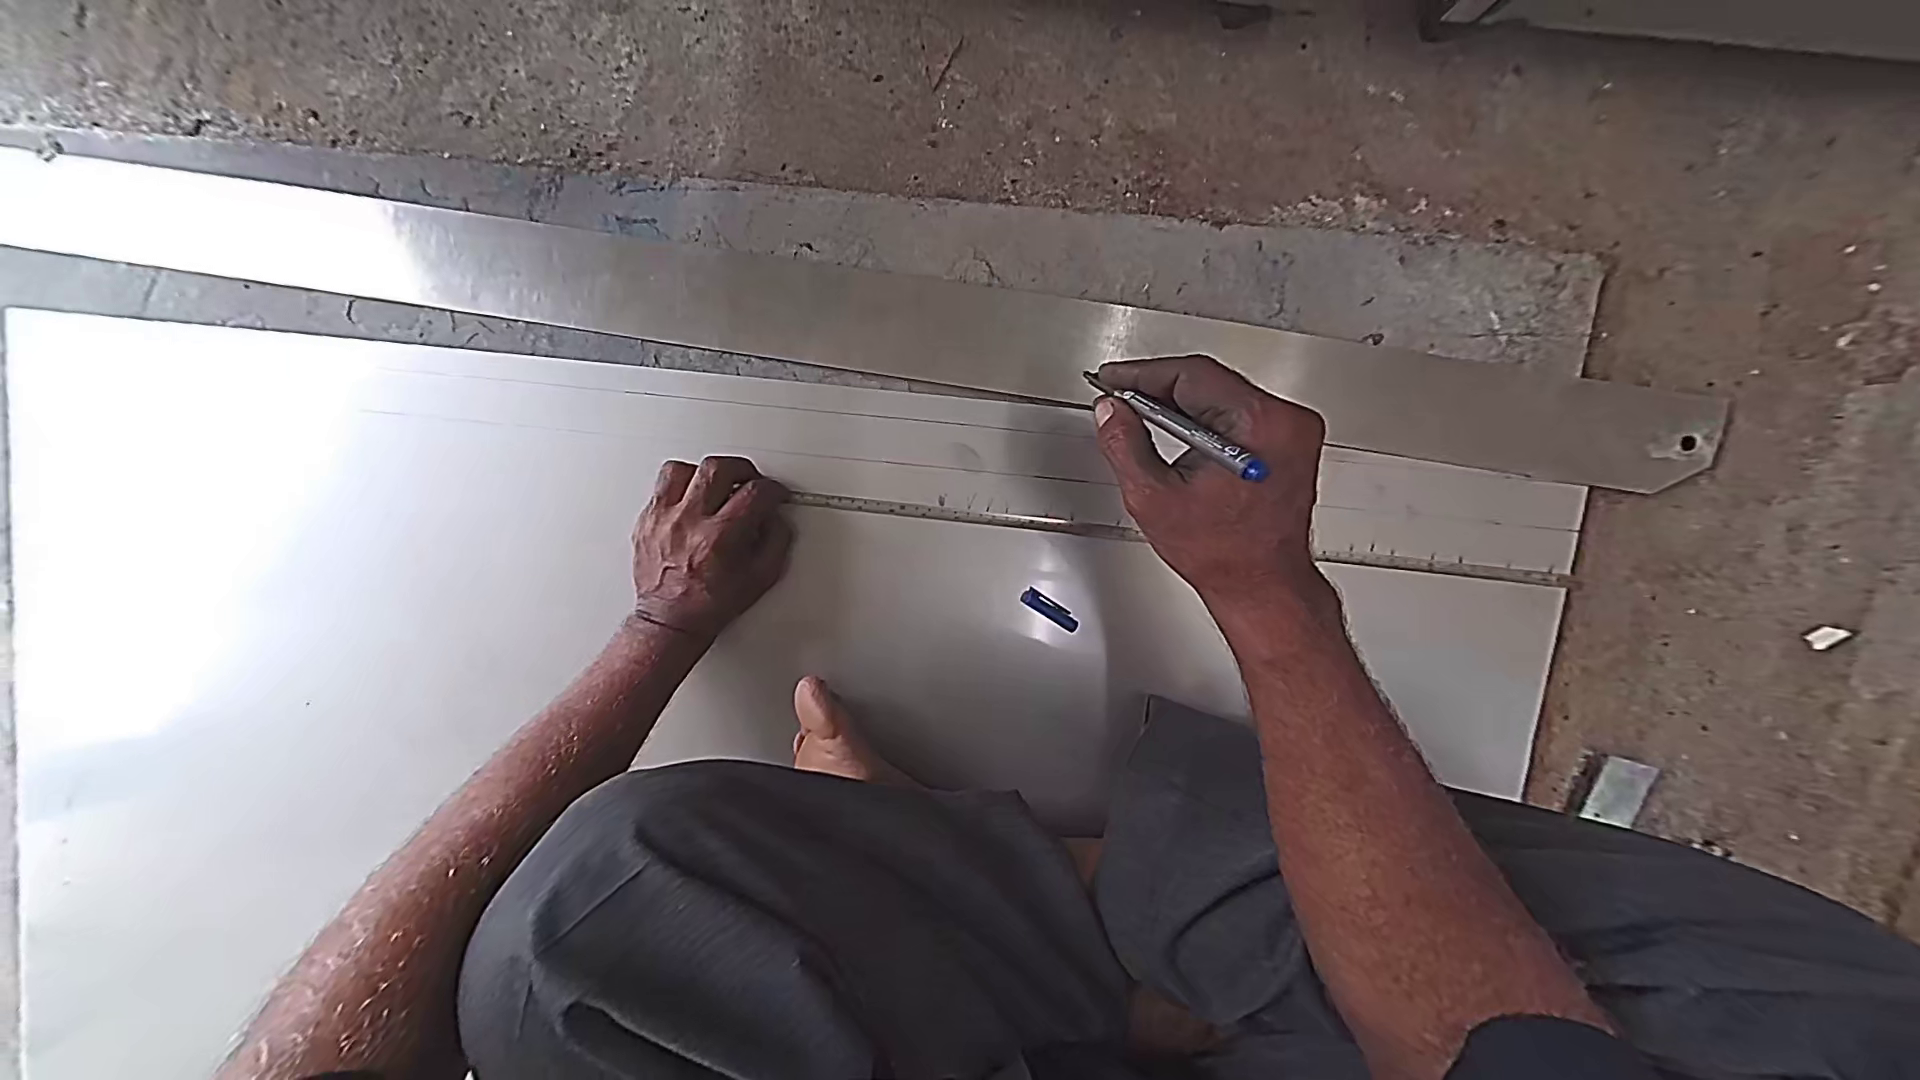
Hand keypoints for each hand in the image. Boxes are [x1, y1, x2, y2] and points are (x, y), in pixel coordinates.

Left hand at [629, 456, 792, 640]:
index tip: (775, 494)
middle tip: (750, 480)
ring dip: (707, 473)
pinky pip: (663, 486)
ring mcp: (664, 519)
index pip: (755, 492)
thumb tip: (776, 517)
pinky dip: (683, 488)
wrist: (671, 619)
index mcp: (721, 537)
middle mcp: (690, 522)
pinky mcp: (646, 521)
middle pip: (719, 469)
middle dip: (743, 470)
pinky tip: (693, 499)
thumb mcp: (762, 576)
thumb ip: (776, 541)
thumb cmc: (711, 604)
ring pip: (684, 469)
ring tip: (717, 485)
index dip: (773, 489)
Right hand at [1091, 355, 1328, 614]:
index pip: (1191, 375)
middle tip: (1119, 394)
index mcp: (1256, 426)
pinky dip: (1202, 415)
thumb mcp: (1153, 497)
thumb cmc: (1224, 552)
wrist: (1262, 582)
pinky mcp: (1290, 441)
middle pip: (1209, 380)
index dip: (1142, 374)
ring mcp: (1292, 430)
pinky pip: (1238, 411)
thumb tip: (1110, 410)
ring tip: (1140, 410)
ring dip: (1178, 400)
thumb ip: (1124, 445)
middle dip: (1157, 386)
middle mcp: (1284, 420)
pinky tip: (1175, 426)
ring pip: (1222, 394)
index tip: (1114, 379)